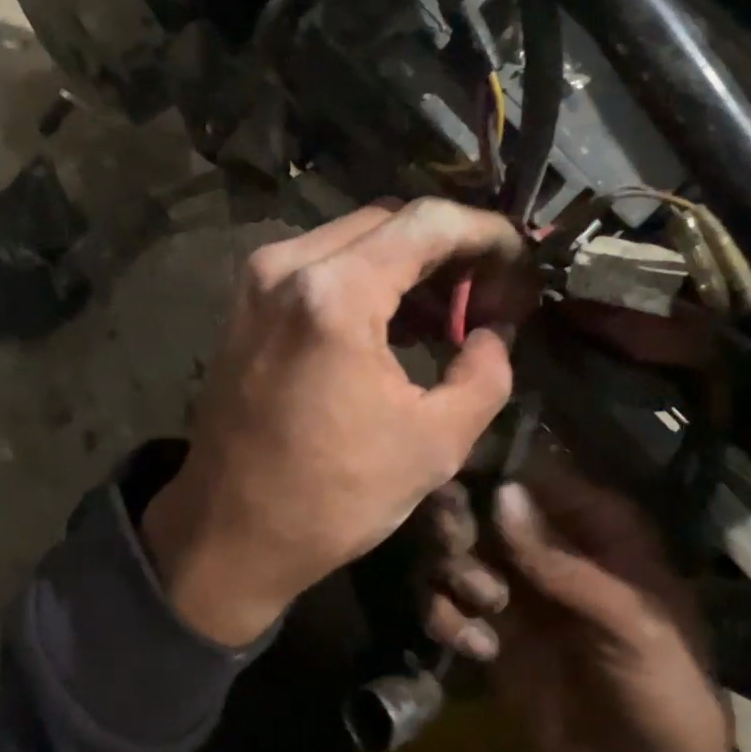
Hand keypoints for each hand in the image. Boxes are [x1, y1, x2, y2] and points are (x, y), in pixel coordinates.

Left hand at [140, 199, 529, 645]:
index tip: (521, 263)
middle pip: (390, 220)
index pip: (428, 222)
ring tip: (452, 317)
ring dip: (409, 264)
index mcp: (334, 293)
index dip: (486, 233)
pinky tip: (401, 324)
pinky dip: (368, 279)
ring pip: (355, 238)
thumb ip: (484, 373)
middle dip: (449, 249)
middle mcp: (288, 265)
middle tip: (491, 297)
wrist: (229, 531)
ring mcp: (260, 279)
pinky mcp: (249, 300)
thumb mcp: (433, 443)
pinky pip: (322, 263)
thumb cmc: (332, 496)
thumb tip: (494, 333)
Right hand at [422, 464, 731, 751]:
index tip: (450, 483)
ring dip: (451, 574)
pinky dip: (446, 617)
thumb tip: (502, 493)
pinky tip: (477, 649)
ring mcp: (514, 585)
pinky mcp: (489, 627)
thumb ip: (563, 562)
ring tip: (483, 609)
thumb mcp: (631, 625)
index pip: (530, 473)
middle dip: (458, 527)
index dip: (486, 472)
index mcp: (593, 524)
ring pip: (452, 549)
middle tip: (458, 555)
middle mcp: (546, 542)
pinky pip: (445, 601)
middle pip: (478, 505)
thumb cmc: (667, 690)